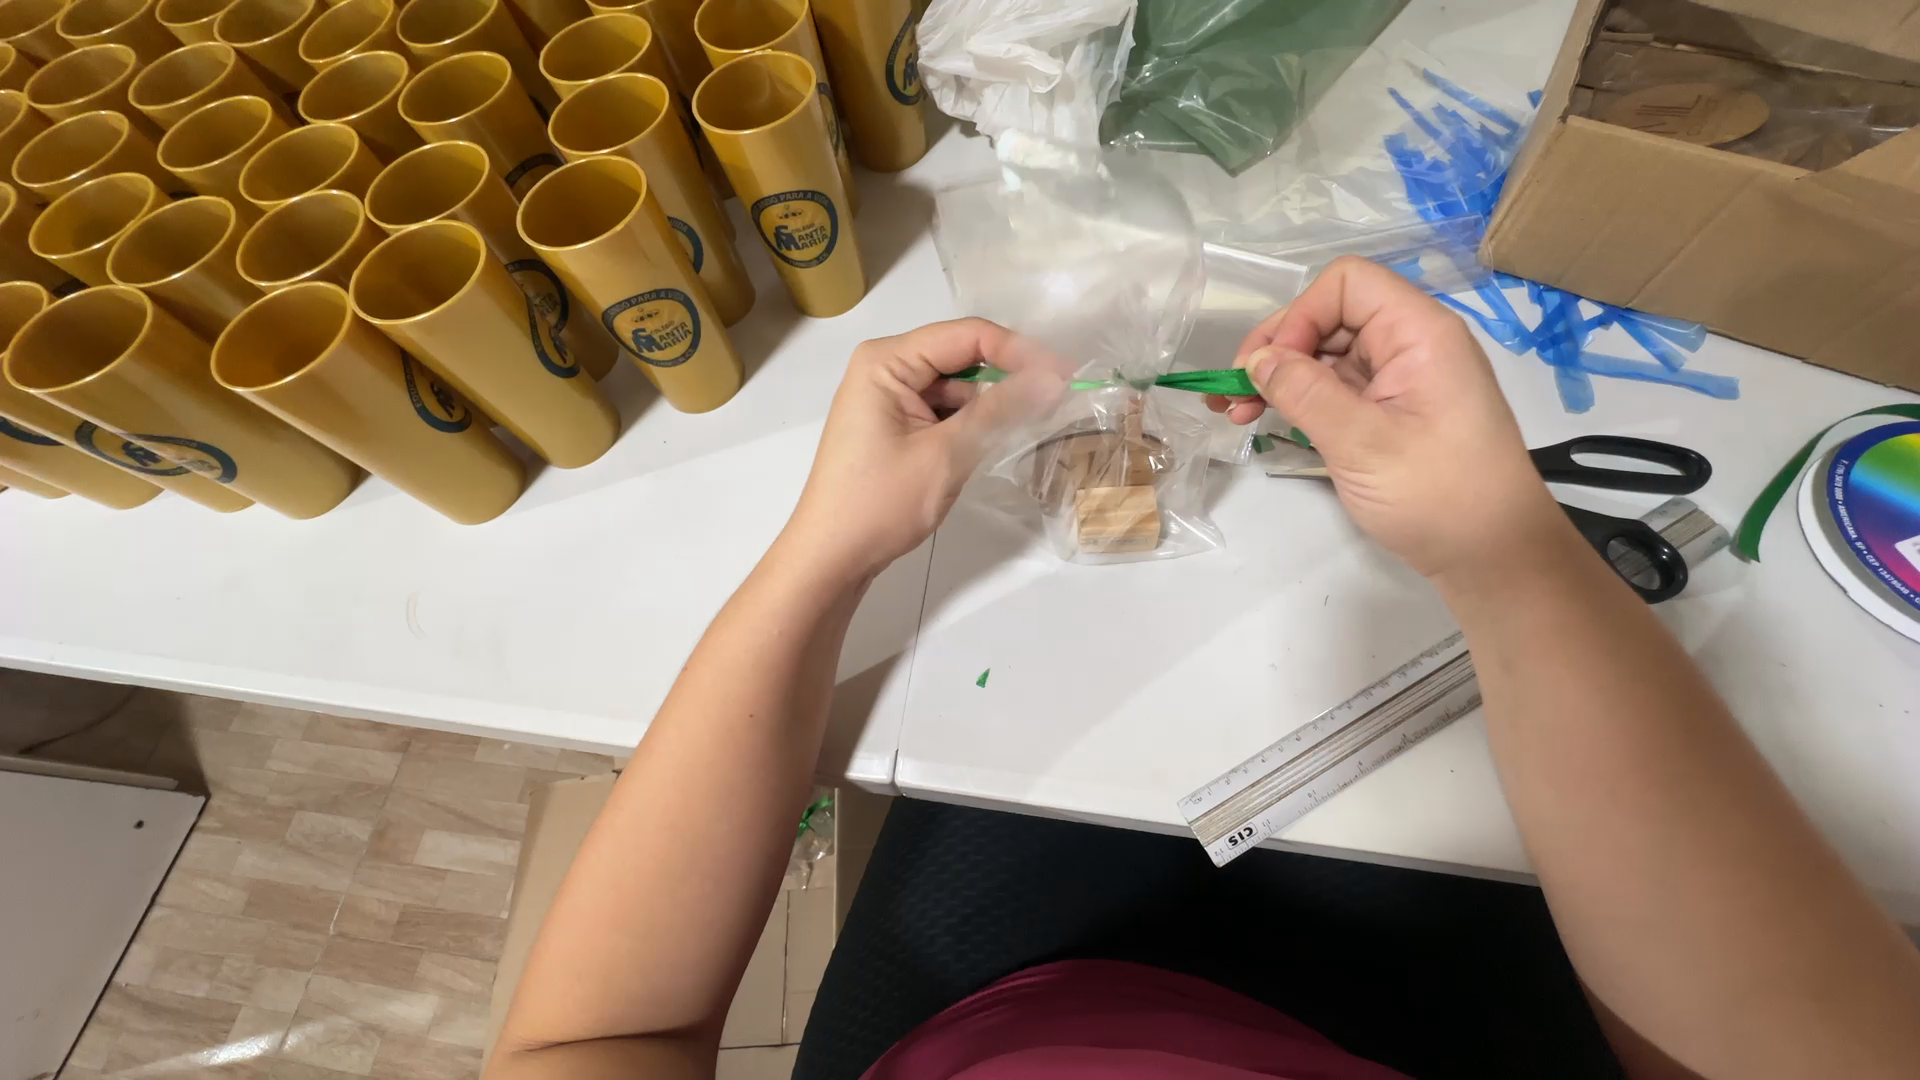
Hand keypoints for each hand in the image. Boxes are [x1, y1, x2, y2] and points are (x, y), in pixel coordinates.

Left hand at [784, 318, 1064, 580]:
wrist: (831, 556)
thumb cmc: (881, 503)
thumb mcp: (947, 454)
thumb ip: (1000, 411)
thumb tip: (1052, 378)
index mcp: (887, 361)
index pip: (967, 336)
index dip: (1019, 352)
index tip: (1063, 376)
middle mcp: (884, 368)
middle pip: (960, 358)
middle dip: (1005, 378)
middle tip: (1055, 402)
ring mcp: (885, 398)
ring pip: (954, 388)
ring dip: (987, 407)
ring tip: (1025, 429)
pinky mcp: (891, 426)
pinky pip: (940, 412)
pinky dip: (967, 425)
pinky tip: (989, 444)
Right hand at [1206, 256, 1561, 581]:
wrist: (1489, 553)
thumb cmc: (1438, 494)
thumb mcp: (1363, 443)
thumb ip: (1306, 393)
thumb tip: (1256, 360)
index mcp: (1418, 334)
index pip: (1346, 286)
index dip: (1298, 317)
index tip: (1270, 370)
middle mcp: (1407, 345)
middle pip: (1327, 316)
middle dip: (1274, 349)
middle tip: (1232, 393)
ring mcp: (1395, 379)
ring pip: (1322, 353)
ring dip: (1275, 376)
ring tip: (1234, 411)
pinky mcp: (1383, 410)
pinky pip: (1331, 387)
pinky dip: (1293, 398)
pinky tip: (1261, 417)